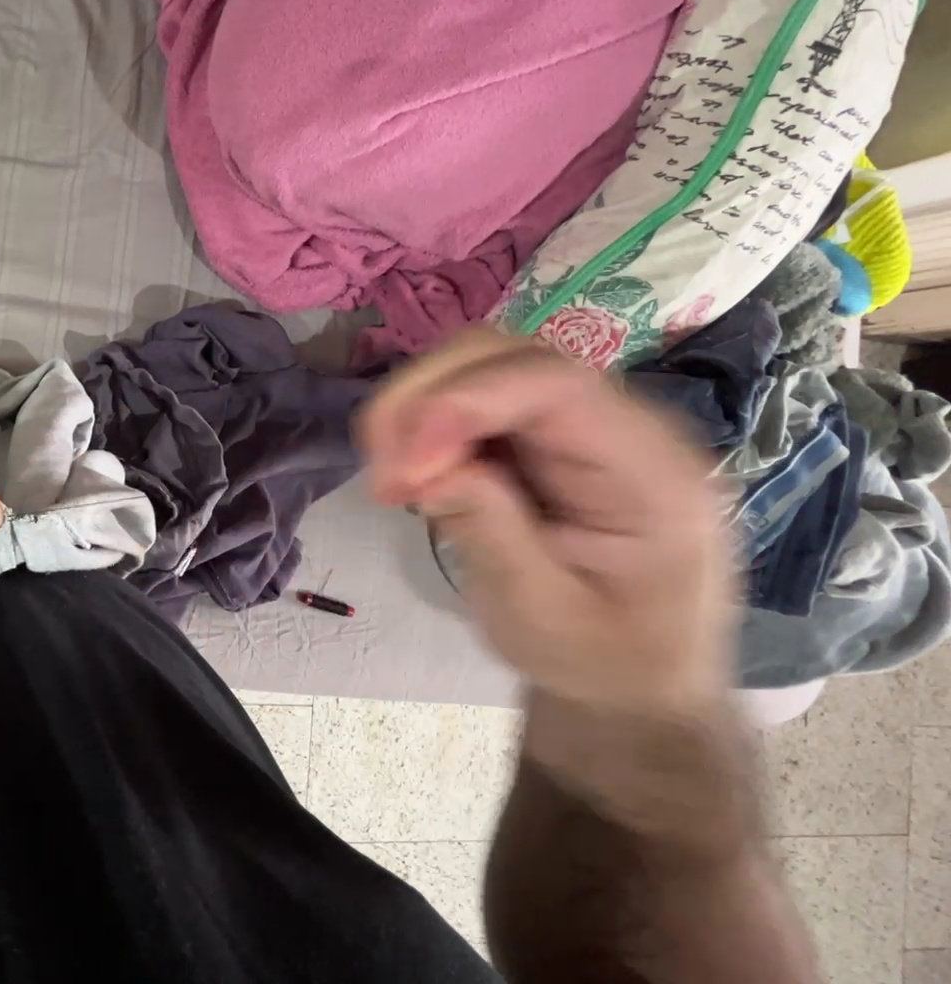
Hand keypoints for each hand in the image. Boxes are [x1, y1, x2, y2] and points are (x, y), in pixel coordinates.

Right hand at [359, 329, 737, 716]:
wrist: (632, 678)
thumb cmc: (600, 658)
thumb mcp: (543, 616)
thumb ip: (493, 535)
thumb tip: (426, 469)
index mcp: (650, 474)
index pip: (554, 386)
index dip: (461, 405)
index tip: (402, 473)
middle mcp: (621, 427)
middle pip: (505, 356)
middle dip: (423, 401)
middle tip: (384, 479)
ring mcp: (578, 425)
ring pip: (475, 366)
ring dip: (413, 409)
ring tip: (390, 479)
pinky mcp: (539, 434)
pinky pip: (466, 397)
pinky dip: (418, 423)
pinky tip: (407, 472)